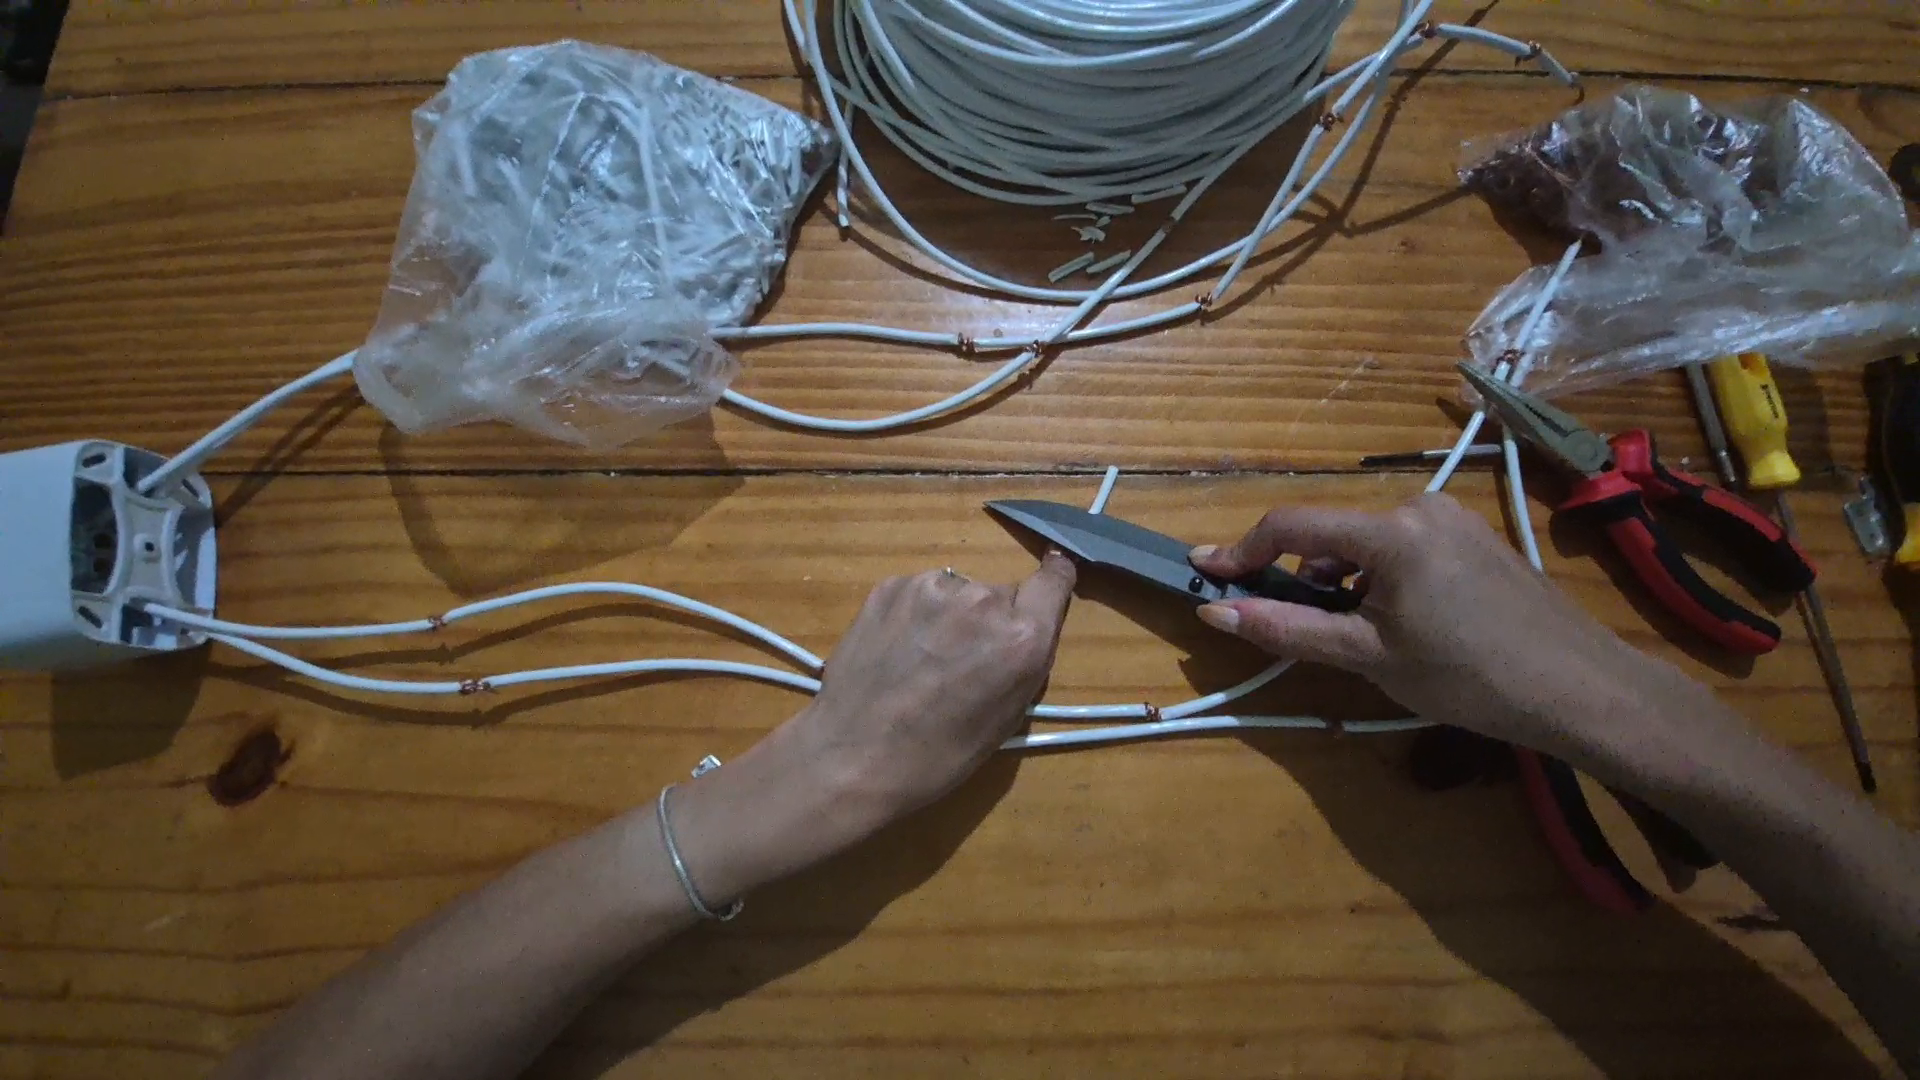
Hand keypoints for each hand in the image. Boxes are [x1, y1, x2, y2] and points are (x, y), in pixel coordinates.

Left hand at [797, 553, 1076, 819]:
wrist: (854, 756)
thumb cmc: (940, 755)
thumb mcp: (1008, 717)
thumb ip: (1026, 660)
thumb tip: (1026, 628)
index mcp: (1022, 637)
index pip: (1056, 579)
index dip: (1053, 581)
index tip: (1048, 581)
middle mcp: (983, 599)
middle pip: (1002, 593)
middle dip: (991, 619)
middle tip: (962, 658)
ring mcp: (932, 587)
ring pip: (958, 591)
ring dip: (951, 614)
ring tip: (922, 656)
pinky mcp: (890, 585)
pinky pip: (920, 593)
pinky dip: (915, 613)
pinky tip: (896, 648)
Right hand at [1189, 494, 1665, 755]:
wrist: (1585, 691)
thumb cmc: (1469, 677)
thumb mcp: (1366, 656)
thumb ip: (1285, 628)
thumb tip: (1215, 611)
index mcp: (1391, 532)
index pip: (1290, 525)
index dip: (1241, 550)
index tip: (1205, 572)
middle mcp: (1417, 508)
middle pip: (1326, 533)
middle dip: (1295, 573)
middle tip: (1286, 621)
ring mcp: (1448, 519)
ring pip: (1360, 542)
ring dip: (1335, 579)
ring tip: (1350, 632)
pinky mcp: (1469, 537)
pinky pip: (1395, 547)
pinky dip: (1371, 577)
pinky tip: (1391, 619)